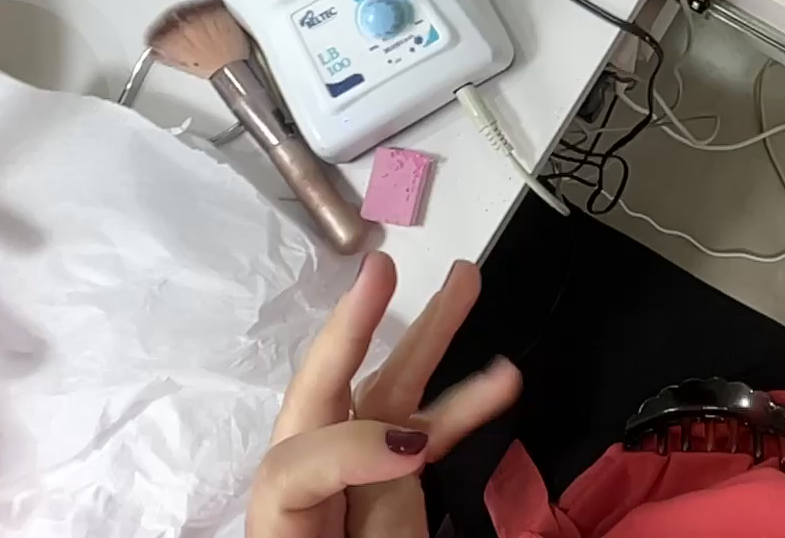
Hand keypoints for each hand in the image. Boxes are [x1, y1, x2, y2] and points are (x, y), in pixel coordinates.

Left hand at [248, 252, 518, 537]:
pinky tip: (504, 376)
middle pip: (325, 394)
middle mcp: (312, 484)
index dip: (351, 449)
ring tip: (467, 279)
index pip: (294, 467)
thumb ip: (364, 512)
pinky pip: (432, 425)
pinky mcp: (395, 476)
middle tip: (380, 271)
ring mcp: (357, 473)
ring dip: (432, 334)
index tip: (416, 457)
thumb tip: (407, 445)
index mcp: (279, 521)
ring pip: (389, 389)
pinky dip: (466, 400)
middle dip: (354, 328)